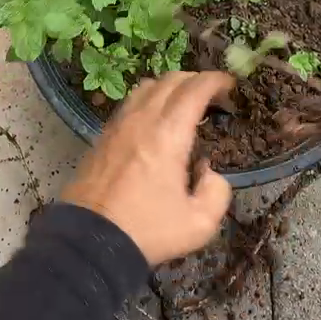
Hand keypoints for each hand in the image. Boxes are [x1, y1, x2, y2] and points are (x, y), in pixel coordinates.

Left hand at [61, 71, 234, 264]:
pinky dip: (149, 100)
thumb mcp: (199, 223)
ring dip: (169, 87)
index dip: (216, 80)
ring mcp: (119, 125)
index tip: (230, 85)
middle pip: (171, 80)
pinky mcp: (103, 135)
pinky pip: (129, 103)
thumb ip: (217, 192)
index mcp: (169, 134)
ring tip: (183, 105)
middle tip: (212, 97)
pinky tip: (155, 122)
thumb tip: (209, 171)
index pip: (195, 89)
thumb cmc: (147, 230)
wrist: (89, 240)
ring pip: (146, 87)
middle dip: (196, 80)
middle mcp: (142, 119)